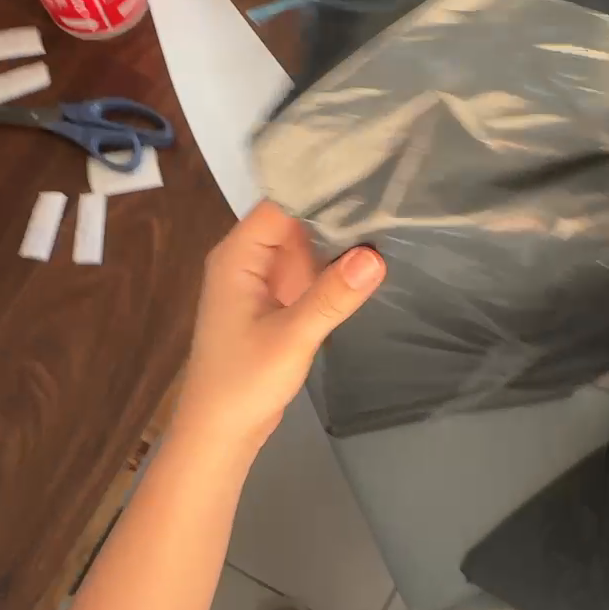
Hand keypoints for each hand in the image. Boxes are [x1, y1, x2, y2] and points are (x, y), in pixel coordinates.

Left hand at [172, 202, 384, 455]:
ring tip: (386, 221)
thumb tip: (376, 256)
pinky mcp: (272, 305)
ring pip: (302, 250)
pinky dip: (329, 271)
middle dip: (335, 214)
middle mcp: (246, 261)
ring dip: (336, 244)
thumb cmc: (243, 382)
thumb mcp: (292, 338)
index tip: (368, 178)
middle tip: (388, 198)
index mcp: (237, 256)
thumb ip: (332, 296)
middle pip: (294, 222)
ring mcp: (259, 284)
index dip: (321, 190)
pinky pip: (304, 276)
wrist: (220, 431)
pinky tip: (365, 264)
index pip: (281, 204)